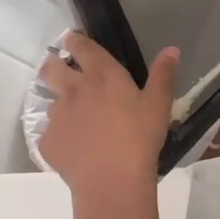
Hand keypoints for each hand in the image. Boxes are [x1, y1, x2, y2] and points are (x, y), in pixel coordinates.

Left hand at [39, 31, 177, 197]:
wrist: (111, 181)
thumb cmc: (139, 136)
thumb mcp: (159, 104)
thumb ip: (163, 74)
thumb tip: (171, 50)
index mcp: (103, 76)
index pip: (83, 49)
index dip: (75, 40)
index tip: (70, 37)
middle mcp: (75, 91)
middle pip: (52, 70)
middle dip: (52, 65)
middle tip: (59, 68)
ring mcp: (57, 117)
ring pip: (50, 102)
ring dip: (59, 102)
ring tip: (73, 114)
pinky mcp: (48, 143)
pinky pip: (50, 132)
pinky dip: (59, 133)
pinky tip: (73, 145)